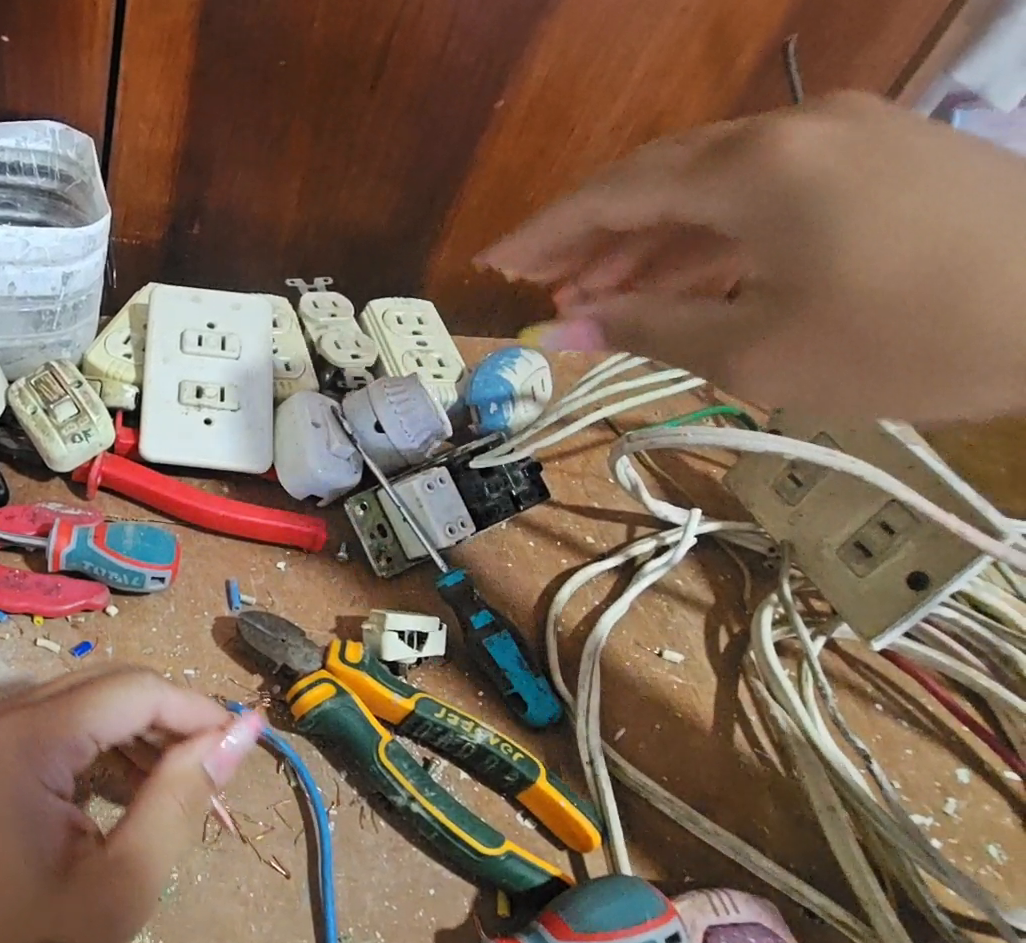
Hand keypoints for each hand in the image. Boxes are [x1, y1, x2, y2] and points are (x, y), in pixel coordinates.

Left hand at [0, 668, 263, 942]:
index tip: (247, 752)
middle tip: (218, 785)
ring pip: (94, 701)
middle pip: (115, 686)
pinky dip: (109, 751)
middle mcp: (7, 712)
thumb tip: (242, 733)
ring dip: (146, 739)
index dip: (200, 712)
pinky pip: (67, 725)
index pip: (138, 689)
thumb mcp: (122, 883)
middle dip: (174, 726)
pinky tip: (137, 798)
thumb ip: (181, 798)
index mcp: (31, 738)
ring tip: (187, 799)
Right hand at [479, 92, 1025, 423]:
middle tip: (535, 284)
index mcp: (753, 169)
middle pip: (654, 178)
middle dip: (587, 235)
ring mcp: (843, 137)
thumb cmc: (911, 336)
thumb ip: (644, 330)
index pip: (614, 194)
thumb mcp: (755, 350)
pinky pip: (759, 191)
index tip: (491, 264)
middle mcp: (791, 132)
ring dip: (642, 240)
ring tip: (590, 297)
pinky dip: (703, 235)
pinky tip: (670, 280)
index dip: (545, 233)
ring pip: (705, 185)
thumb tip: (557, 335)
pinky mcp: (879, 158)